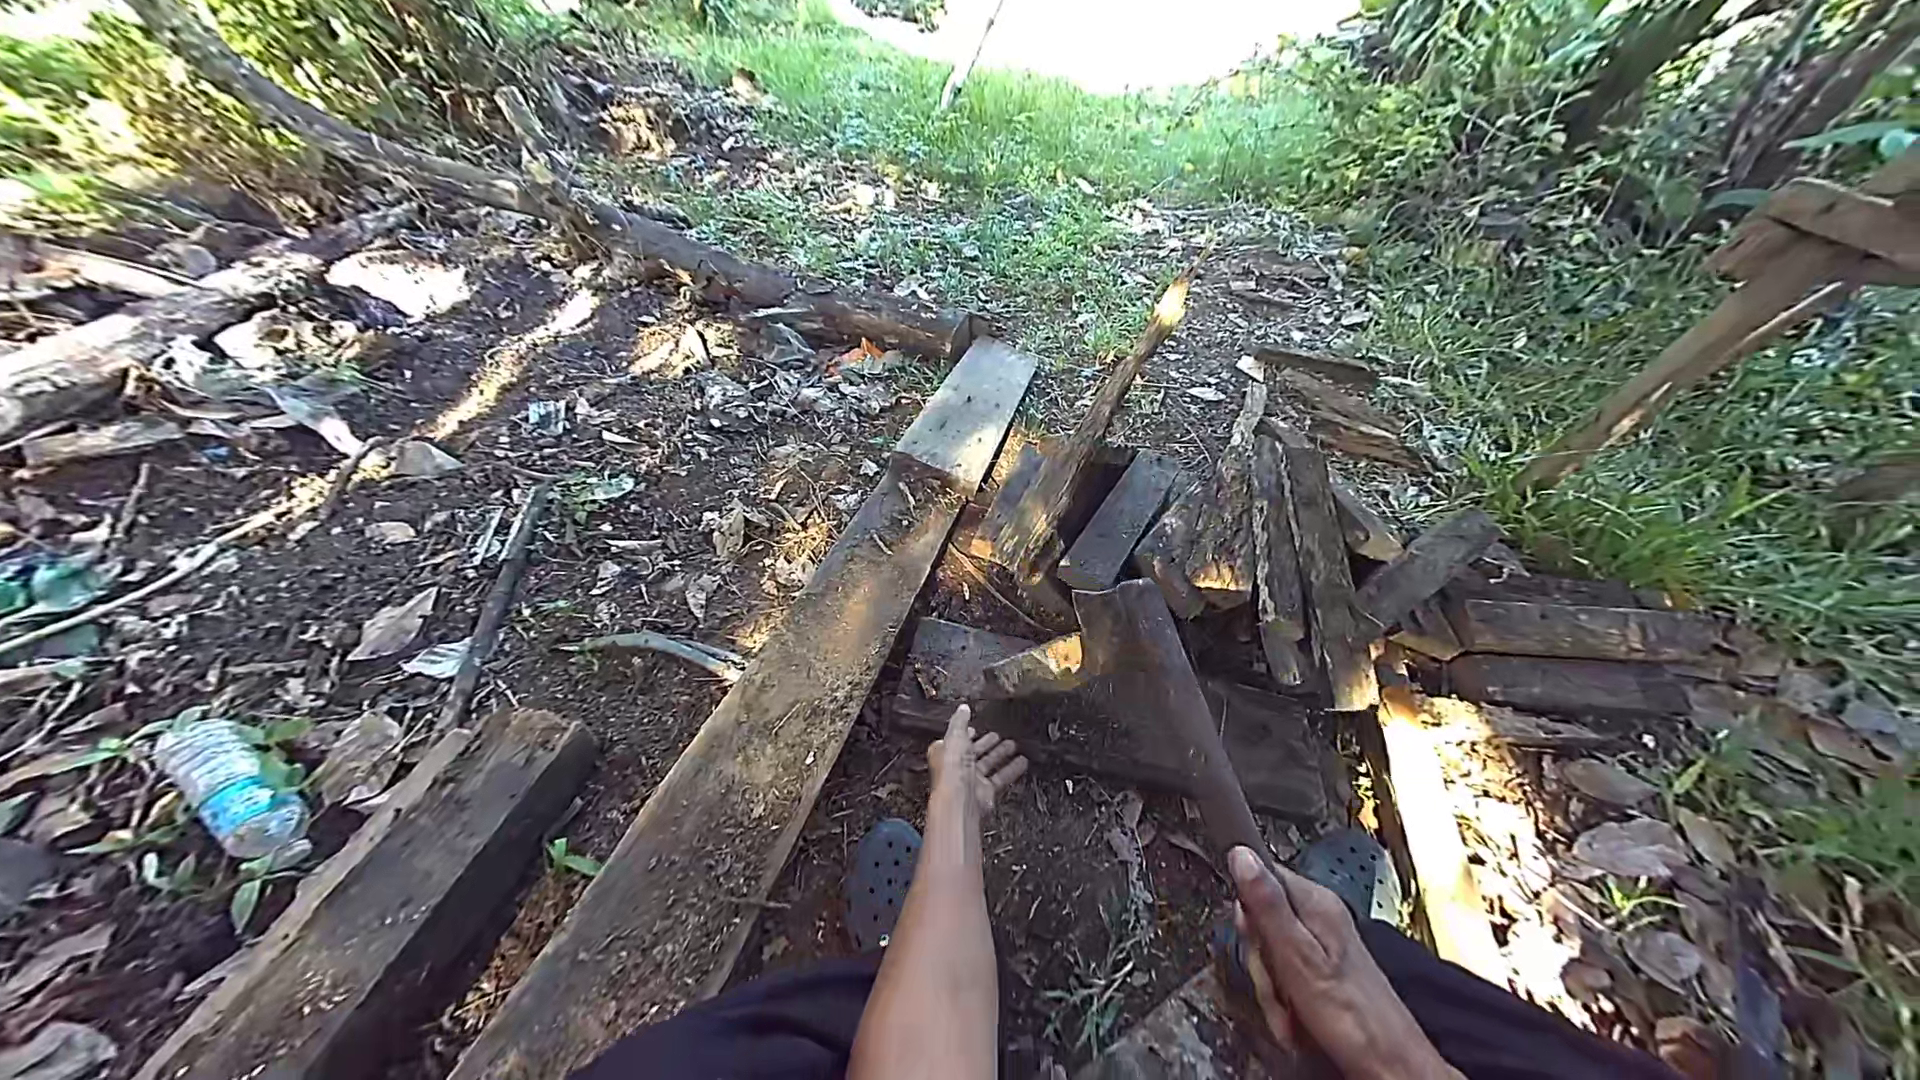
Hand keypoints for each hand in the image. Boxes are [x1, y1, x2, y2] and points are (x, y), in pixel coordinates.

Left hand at [927, 704, 1027, 819]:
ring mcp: (972, 780)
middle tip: (997, 735)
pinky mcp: (986, 791)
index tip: (975, 726)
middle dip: (986, 743)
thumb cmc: (952, 770)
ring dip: (1001, 754)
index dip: (966, 733)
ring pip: (989, 763)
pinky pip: (1001, 778)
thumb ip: (959, 721)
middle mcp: (957, 766)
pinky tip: (1022, 761)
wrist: (960, 799)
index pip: (957, 739)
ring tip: (1013, 745)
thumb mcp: (955, 736)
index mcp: (946, 752)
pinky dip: (1012, 769)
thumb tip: (963, 708)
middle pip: (974, 752)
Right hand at [1228, 846, 1462, 1079]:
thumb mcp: (1298, 956)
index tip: (1254, 939)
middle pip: (1260, 919)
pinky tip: (1297, 1020)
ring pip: (1269, 952)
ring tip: (1291, 1011)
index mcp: (1315, 902)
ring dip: (1272, 988)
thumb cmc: (1354, 1021)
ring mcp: (1322, 946)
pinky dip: (1284, 1000)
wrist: (1395, 1074)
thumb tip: (1241, 855)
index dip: (1247, 910)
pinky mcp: (1323, 973)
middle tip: (1277, 983)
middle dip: (1260, 960)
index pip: (1258, 876)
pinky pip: (1284, 975)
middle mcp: (1319, 917)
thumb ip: (1267, 904)